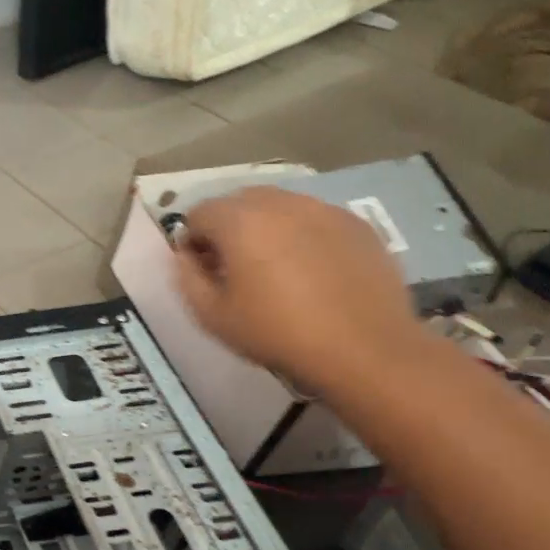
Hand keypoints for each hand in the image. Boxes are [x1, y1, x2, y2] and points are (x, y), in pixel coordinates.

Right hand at [173, 186, 422, 388]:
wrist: (364, 348)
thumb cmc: (276, 332)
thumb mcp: (211, 315)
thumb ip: (187, 277)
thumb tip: (185, 256)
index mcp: (241, 222)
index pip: (199, 212)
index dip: (191, 240)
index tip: (200, 269)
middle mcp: (283, 204)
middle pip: (240, 201)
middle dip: (227, 227)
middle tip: (232, 266)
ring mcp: (325, 210)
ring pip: (280, 206)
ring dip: (265, 228)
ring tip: (271, 267)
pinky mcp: (357, 225)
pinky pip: (314, 218)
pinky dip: (301, 235)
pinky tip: (308, 270)